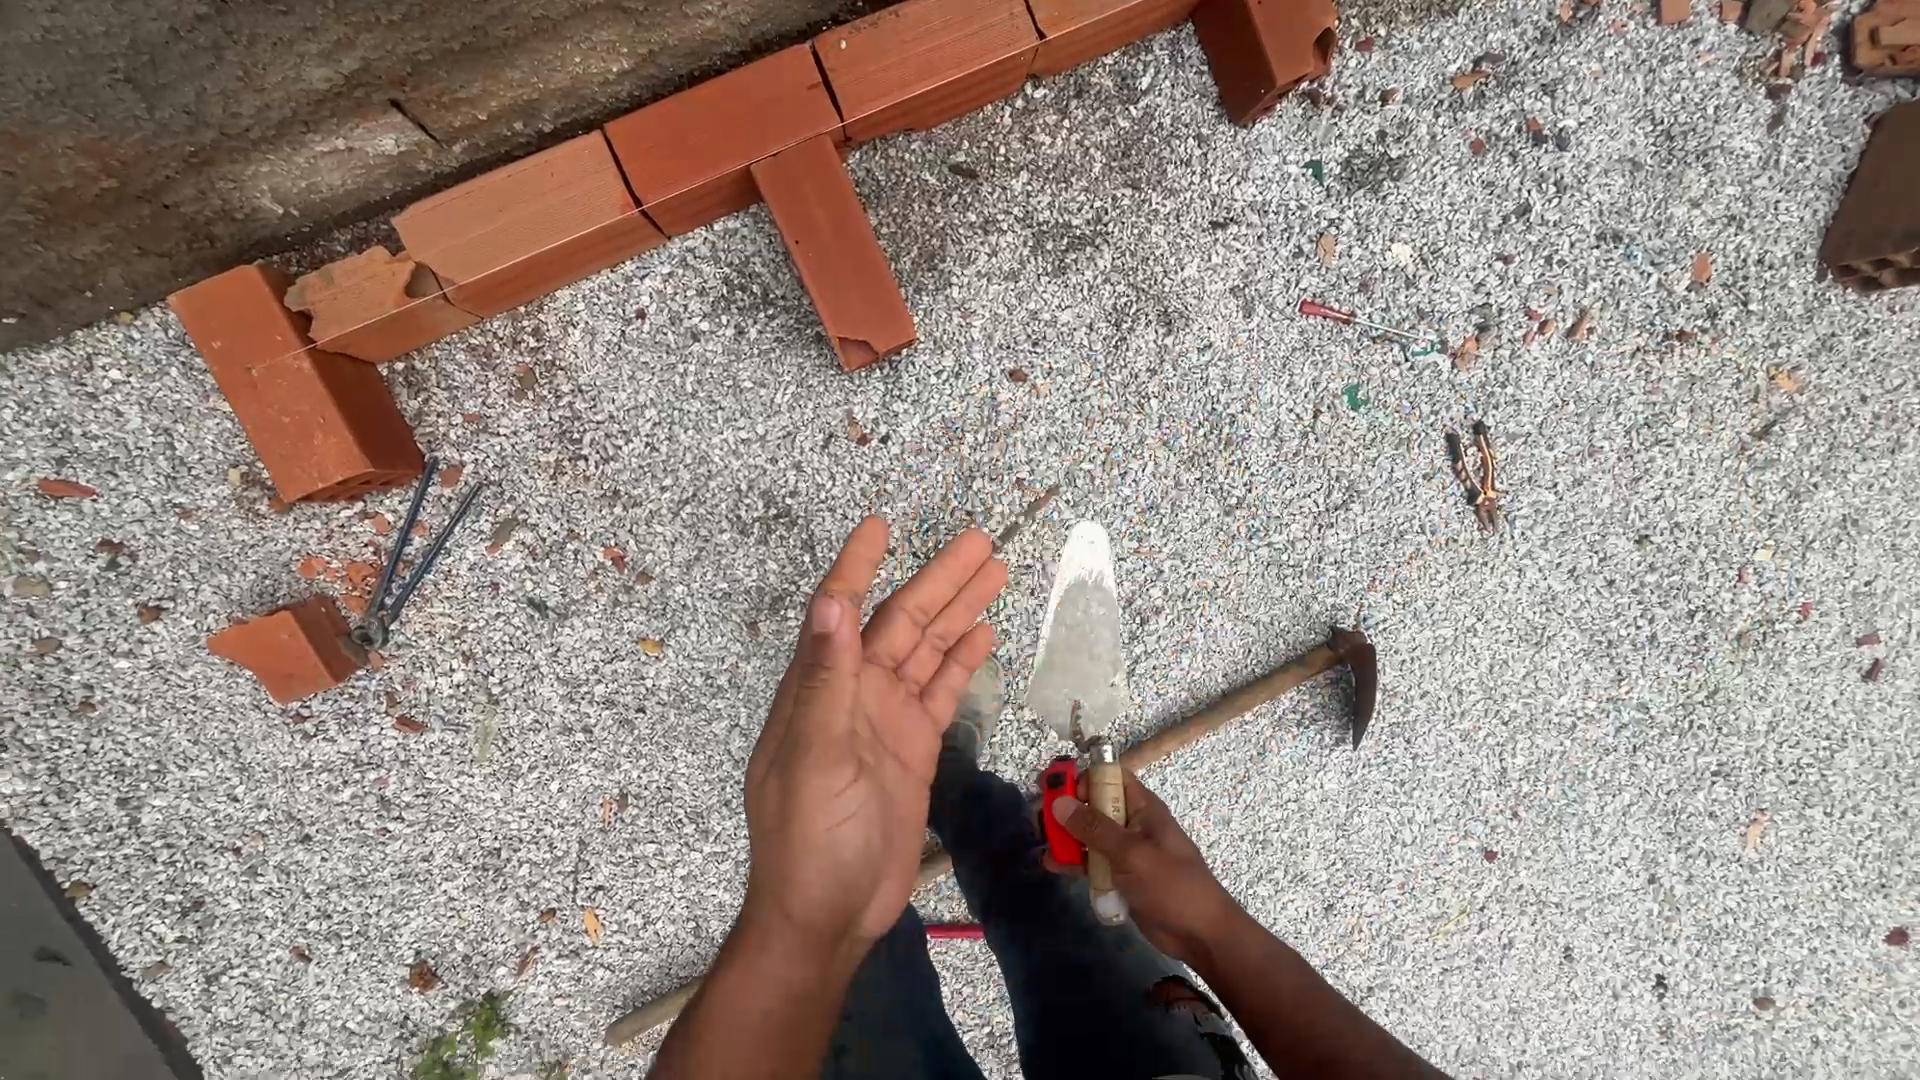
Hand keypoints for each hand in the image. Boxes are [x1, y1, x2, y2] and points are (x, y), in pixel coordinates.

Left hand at [742, 517, 1006, 963]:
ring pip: (928, 650)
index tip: (879, 525)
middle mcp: (855, 691)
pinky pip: (941, 691)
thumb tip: (831, 601)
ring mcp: (887, 718)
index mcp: (823, 686)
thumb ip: (826, 679)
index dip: (858, 564)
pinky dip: (961, 662)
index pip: (839, 609)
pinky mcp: (914, 746)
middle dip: (939, 580)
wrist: (827, 915)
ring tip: (994, 572)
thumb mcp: (814, 757)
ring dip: (958, 611)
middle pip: (901, 621)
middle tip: (980, 541)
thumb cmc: (809, 837)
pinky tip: (983, 634)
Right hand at [1048, 770, 1244, 965]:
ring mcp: (1125, 851)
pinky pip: (1091, 860)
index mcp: (1143, 808)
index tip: (1057, 790)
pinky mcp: (1120, 875)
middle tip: (1040, 818)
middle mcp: (1132, 823)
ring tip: (1042, 841)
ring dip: (1066, 836)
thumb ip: (1094, 828)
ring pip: (1089, 834)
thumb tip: (1059, 802)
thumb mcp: (1131, 853)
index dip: (1083, 778)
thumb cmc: (1172, 886)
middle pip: (1094, 804)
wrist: (1200, 936)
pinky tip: (1052, 864)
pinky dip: (1073, 861)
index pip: (1109, 777)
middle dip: (1067, 809)